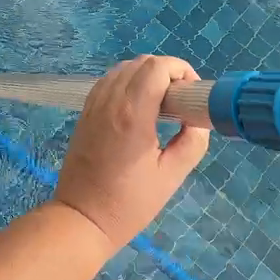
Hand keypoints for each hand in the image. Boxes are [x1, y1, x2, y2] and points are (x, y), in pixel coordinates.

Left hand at [51, 56, 208, 247]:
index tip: (193, 94)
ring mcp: (94, 103)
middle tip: (181, 99)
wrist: (82, 217)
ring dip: (146, 74)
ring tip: (163, 103)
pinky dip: (127, 82)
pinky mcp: (85, 111)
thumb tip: (197, 120)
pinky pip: (108, 81)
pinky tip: (139, 106)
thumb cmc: (129, 202)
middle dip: (167, 71)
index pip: (157, 68)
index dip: (181, 71)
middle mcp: (110, 100)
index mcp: (133, 113)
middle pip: (141, 62)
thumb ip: (191, 142)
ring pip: (122, 68)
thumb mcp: (171, 176)